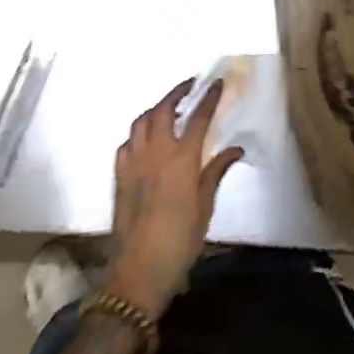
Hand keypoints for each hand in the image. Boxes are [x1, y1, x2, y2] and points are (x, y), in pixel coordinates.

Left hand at [105, 78, 243, 317]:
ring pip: (141, 121)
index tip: (216, 83)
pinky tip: (145, 140)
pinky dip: (138, 133)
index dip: (208, 98)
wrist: (139, 270)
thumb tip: (235, 148)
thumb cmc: (180, 241)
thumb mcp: (205, 207)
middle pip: (164, 109)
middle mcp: (156, 152)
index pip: (198, 117)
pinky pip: (127, 143)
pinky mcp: (119, 175)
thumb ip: (216, 172)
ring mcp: (133, 161)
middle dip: (177, 93)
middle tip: (190, 86)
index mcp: (182, 159)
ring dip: (156, 108)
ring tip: (168, 108)